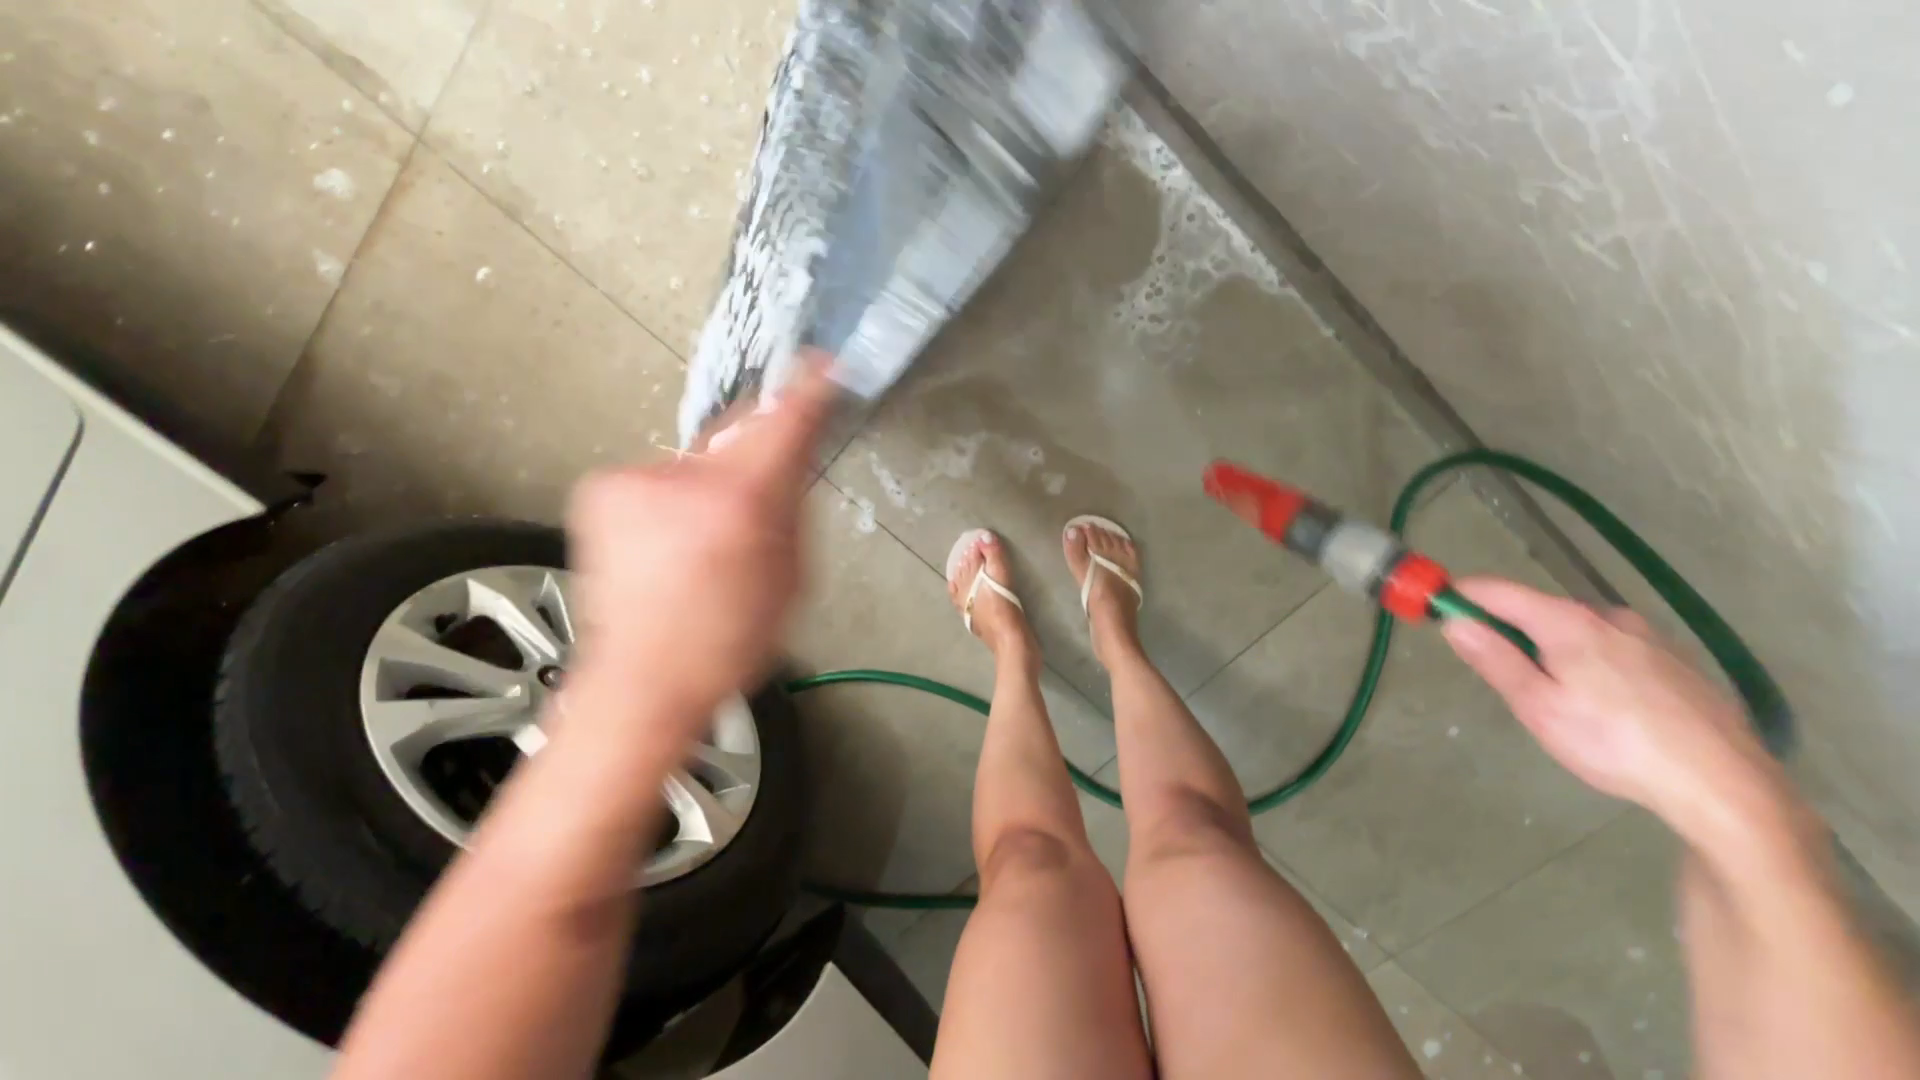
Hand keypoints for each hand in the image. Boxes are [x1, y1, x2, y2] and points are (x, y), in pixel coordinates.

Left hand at [564, 358, 837, 737]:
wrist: (642, 681)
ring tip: (700, 547)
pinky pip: (658, 478)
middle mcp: (682, 480)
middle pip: (737, 435)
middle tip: (749, 512)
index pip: (785, 420)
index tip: (821, 367)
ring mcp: (635, 482)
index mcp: (740, 503)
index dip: (809, 388)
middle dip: (752, 464)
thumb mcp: (791, 577)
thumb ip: (793, 508)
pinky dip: (670, 502)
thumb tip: (791, 463)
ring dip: (708, 489)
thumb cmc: (720, 645)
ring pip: (696, 462)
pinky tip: (669, 547)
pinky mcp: (603, 491)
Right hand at [1441, 578, 1785, 835]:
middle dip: (1511, 633)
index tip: (1436, 611)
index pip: (1498, 591)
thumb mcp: (1538, 707)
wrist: (1723, 782)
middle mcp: (1609, 616)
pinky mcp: (1676, 662)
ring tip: (1560, 705)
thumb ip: (1495, 659)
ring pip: (1580, 633)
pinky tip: (1607, 710)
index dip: (1461, 596)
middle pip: (1540, 611)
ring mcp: (1649, 637)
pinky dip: (1592, 665)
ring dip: (1554, 652)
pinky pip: (1615, 651)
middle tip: (1504, 681)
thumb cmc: (1613, 743)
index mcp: (1568, 622)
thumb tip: (1454, 621)